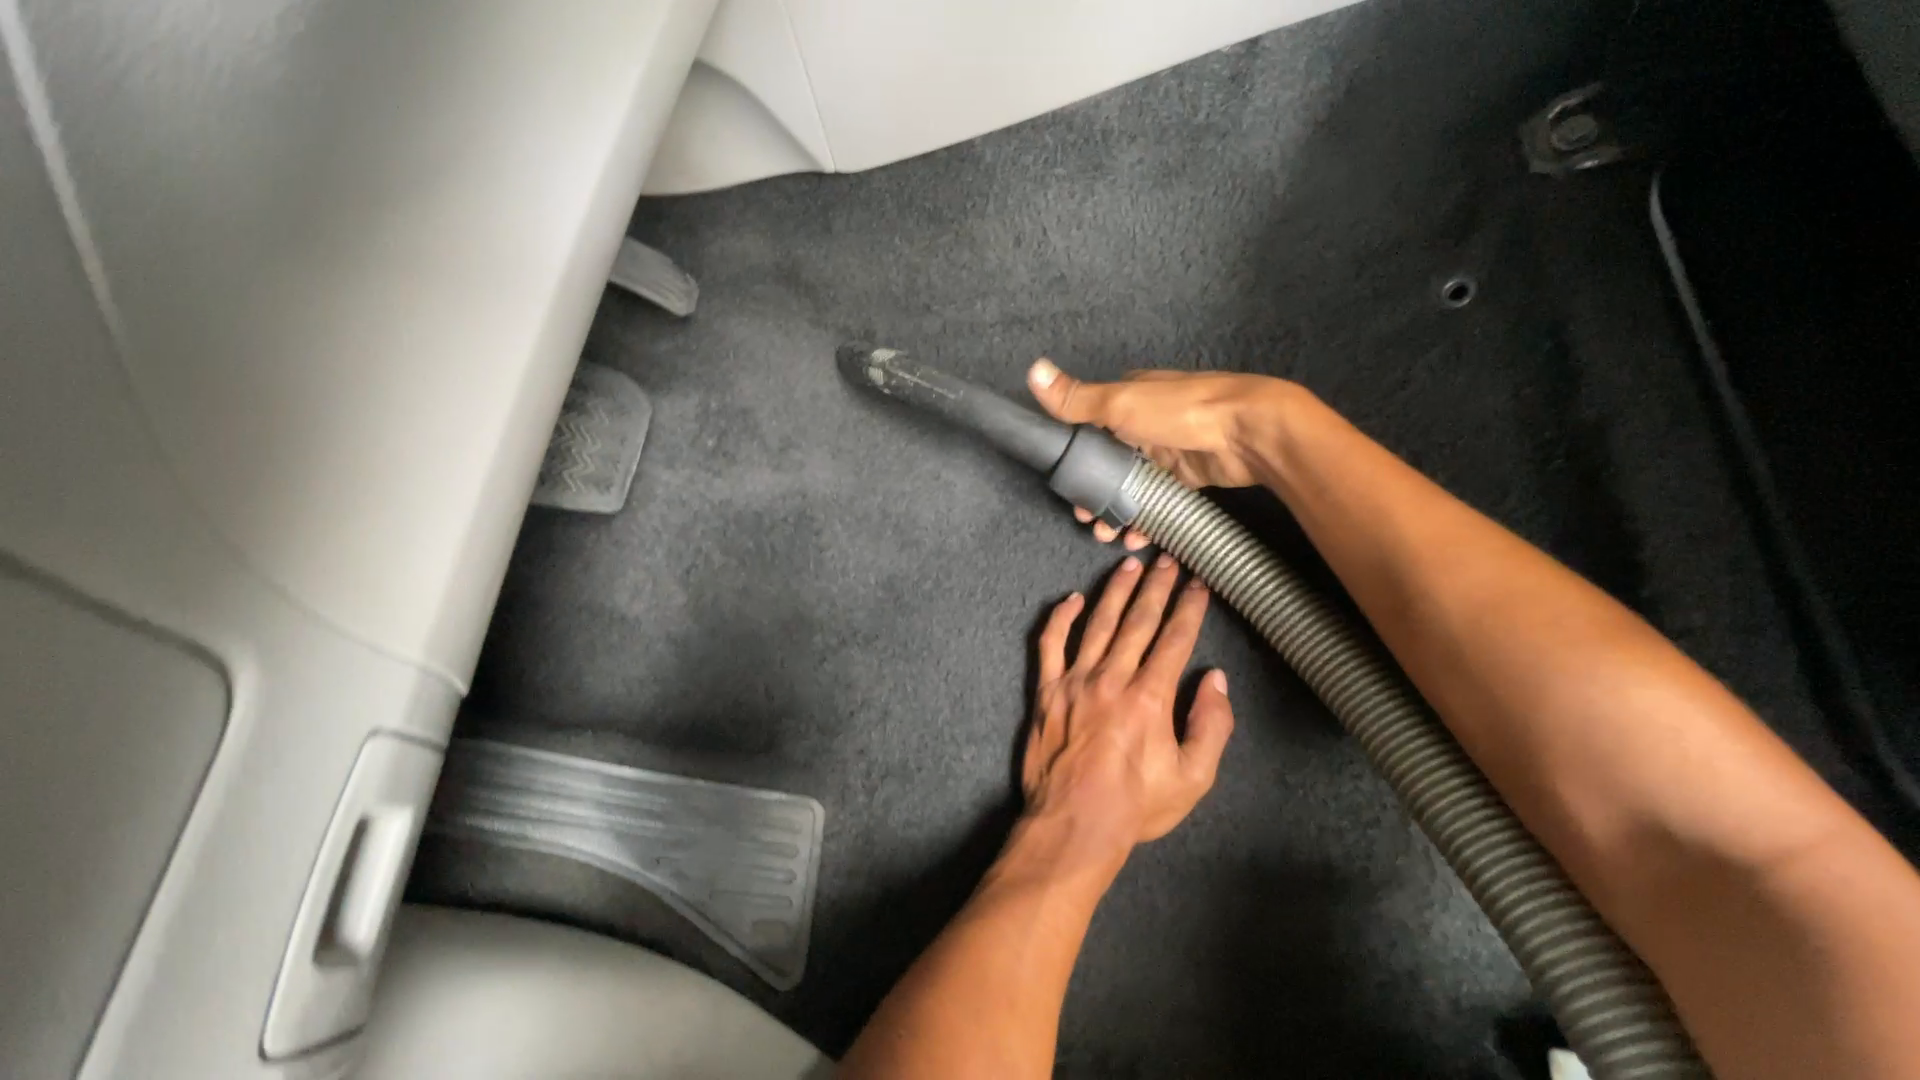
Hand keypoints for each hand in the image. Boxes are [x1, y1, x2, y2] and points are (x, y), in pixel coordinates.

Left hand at [1022, 553, 1234, 854]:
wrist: (1073, 824)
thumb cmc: (1135, 805)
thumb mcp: (1193, 778)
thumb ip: (1211, 726)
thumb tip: (1216, 680)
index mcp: (1150, 696)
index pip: (1175, 639)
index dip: (1189, 608)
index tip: (1198, 583)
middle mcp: (1112, 678)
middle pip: (1138, 621)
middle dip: (1156, 587)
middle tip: (1166, 559)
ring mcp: (1075, 682)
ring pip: (1097, 624)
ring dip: (1115, 591)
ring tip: (1129, 564)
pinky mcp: (1046, 692)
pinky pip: (1050, 645)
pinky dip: (1060, 619)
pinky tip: (1071, 599)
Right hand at [1026, 359, 1294, 545]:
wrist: (1249, 431)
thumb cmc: (1180, 411)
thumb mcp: (1120, 403)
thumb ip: (1077, 398)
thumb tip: (1032, 370)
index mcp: (1128, 398)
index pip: (1089, 428)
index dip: (1074, 458)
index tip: (1065, 488)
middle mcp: (1145, 422)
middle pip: (1109, 462)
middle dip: (1095, 493)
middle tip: (1087, 521)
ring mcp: (1167, 450)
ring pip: (1132, 485)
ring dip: (1117, 511)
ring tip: (1109, 536)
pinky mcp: (1188, 476)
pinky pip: (1157, 500)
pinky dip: (1145, 519)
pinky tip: (1138, 538)